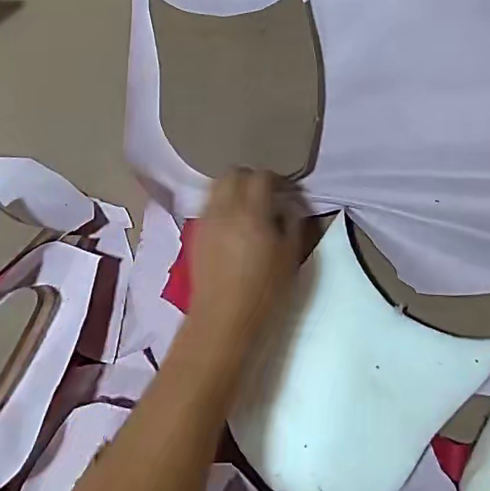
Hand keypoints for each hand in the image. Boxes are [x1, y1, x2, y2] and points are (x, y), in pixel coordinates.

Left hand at [188, 168, 300, 339]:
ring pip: (217, 185)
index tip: (288, 191)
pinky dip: (222, 203)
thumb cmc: (264, 290)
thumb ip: (292, 222)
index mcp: (251, 211)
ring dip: (235, 187)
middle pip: (234, 173)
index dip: (278, 179)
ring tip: (249, 205)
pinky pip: (209, 204)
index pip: (262, 176)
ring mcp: (207, 218)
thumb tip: (289, 205)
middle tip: (268, 193)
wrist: (223, 317)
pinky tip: (234, 222)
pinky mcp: (197, 232)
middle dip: (252, 177)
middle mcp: (224, 208)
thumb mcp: (290, 256)